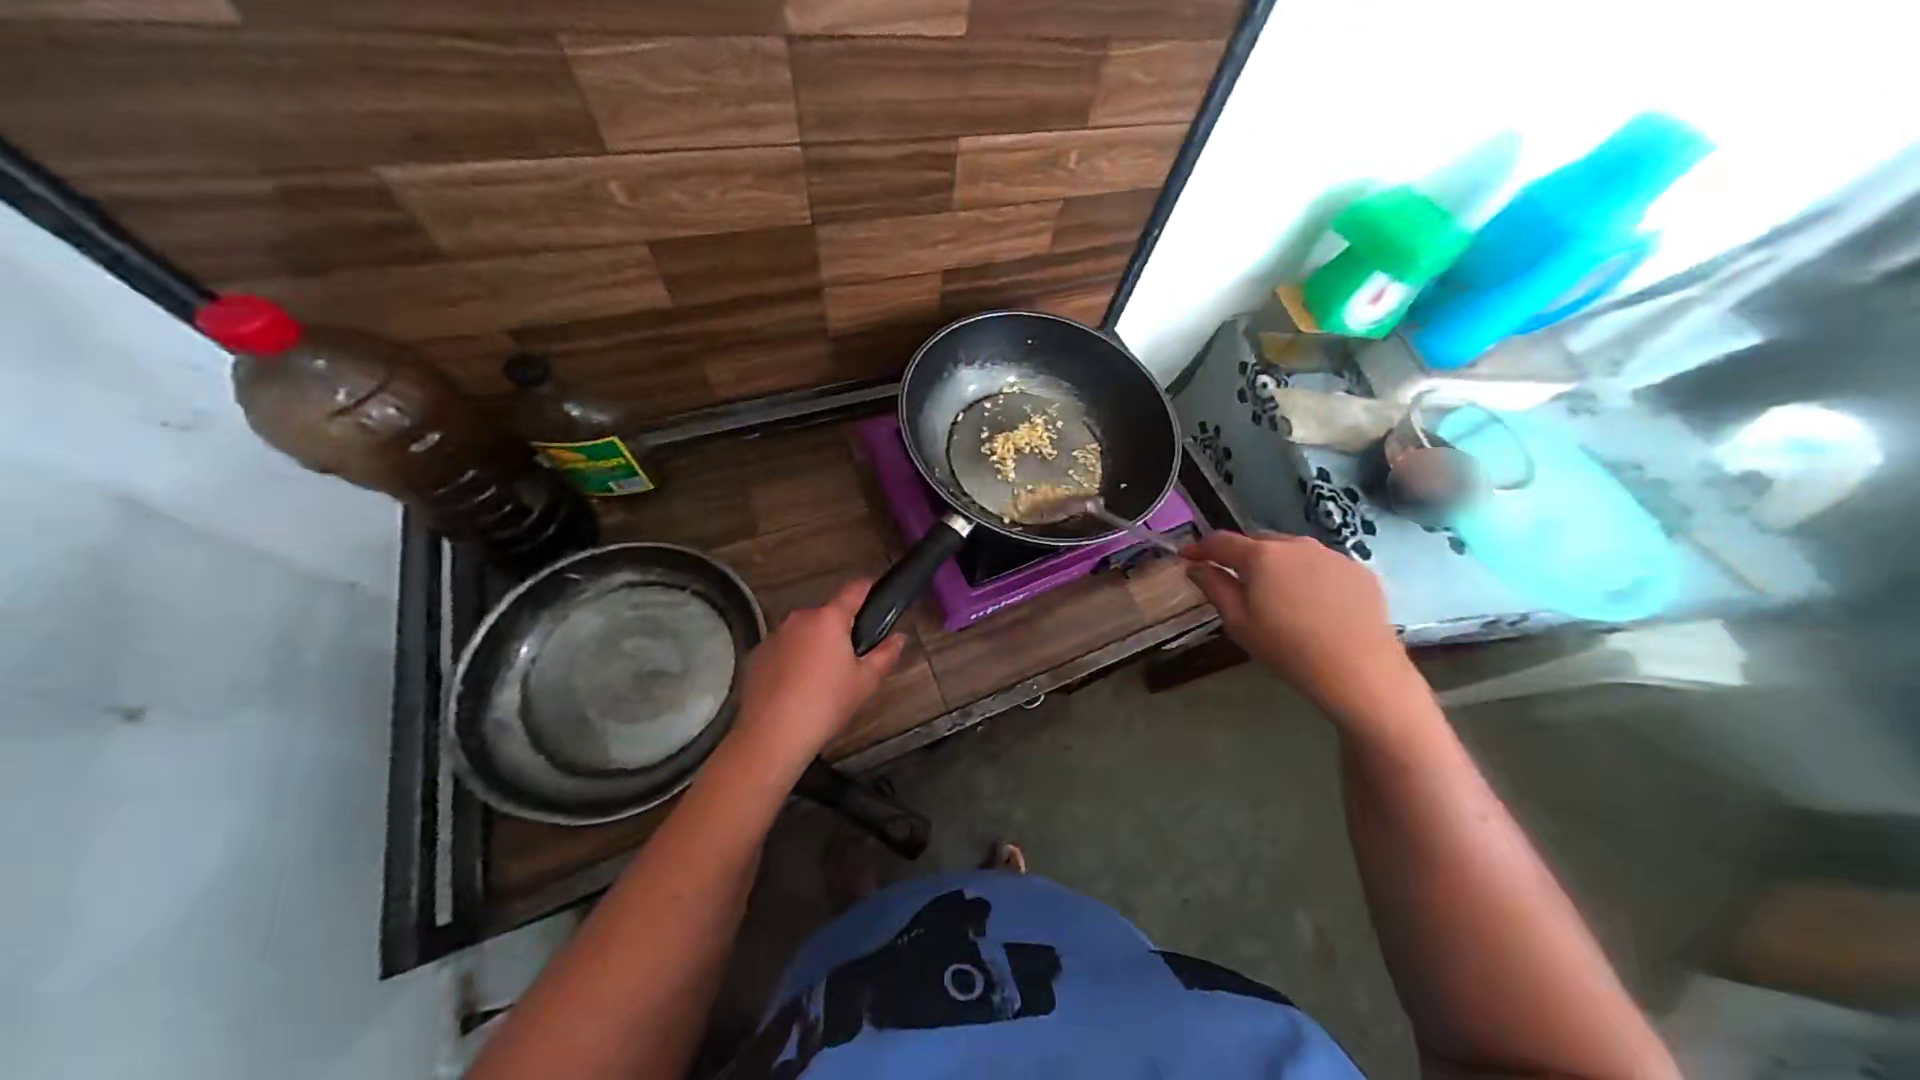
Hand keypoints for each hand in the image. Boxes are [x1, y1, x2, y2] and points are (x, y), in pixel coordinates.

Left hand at [730, 579, 906, 767]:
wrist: (772, 735)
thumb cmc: (825, 705)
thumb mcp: (865, 682)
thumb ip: (885, 655)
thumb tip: (899, 638)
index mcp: (829, 619)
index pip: (854, 590)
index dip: (868, 587)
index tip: (877, 591)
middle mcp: (799, 619)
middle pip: (827, 615)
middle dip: (840, 630)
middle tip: (851, 660)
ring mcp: (774, 636)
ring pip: (803, 633)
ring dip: (815, 645)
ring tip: (821, 679)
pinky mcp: (757, 655)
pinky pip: (783, 649)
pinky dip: (792, 660)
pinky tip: (796, 687)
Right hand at [1182, 532, 1417, 725]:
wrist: (1360, 671)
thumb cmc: (1287, 649)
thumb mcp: (1239, 623)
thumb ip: (1214, 588)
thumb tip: (1196, 567)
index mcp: (1261, 556)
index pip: (1221, 542)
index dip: (1200, 547)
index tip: (1186, 556)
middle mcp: (1296, 545)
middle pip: (1259, 542)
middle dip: (1240, 555)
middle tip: (1231, 577)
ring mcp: (1332, 555)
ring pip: (1293, 551)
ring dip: (1276, 563)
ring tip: (1274, 590)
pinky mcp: (1359, 571)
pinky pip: (1322, 565)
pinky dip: (1308, 576)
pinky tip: (1311, 603)